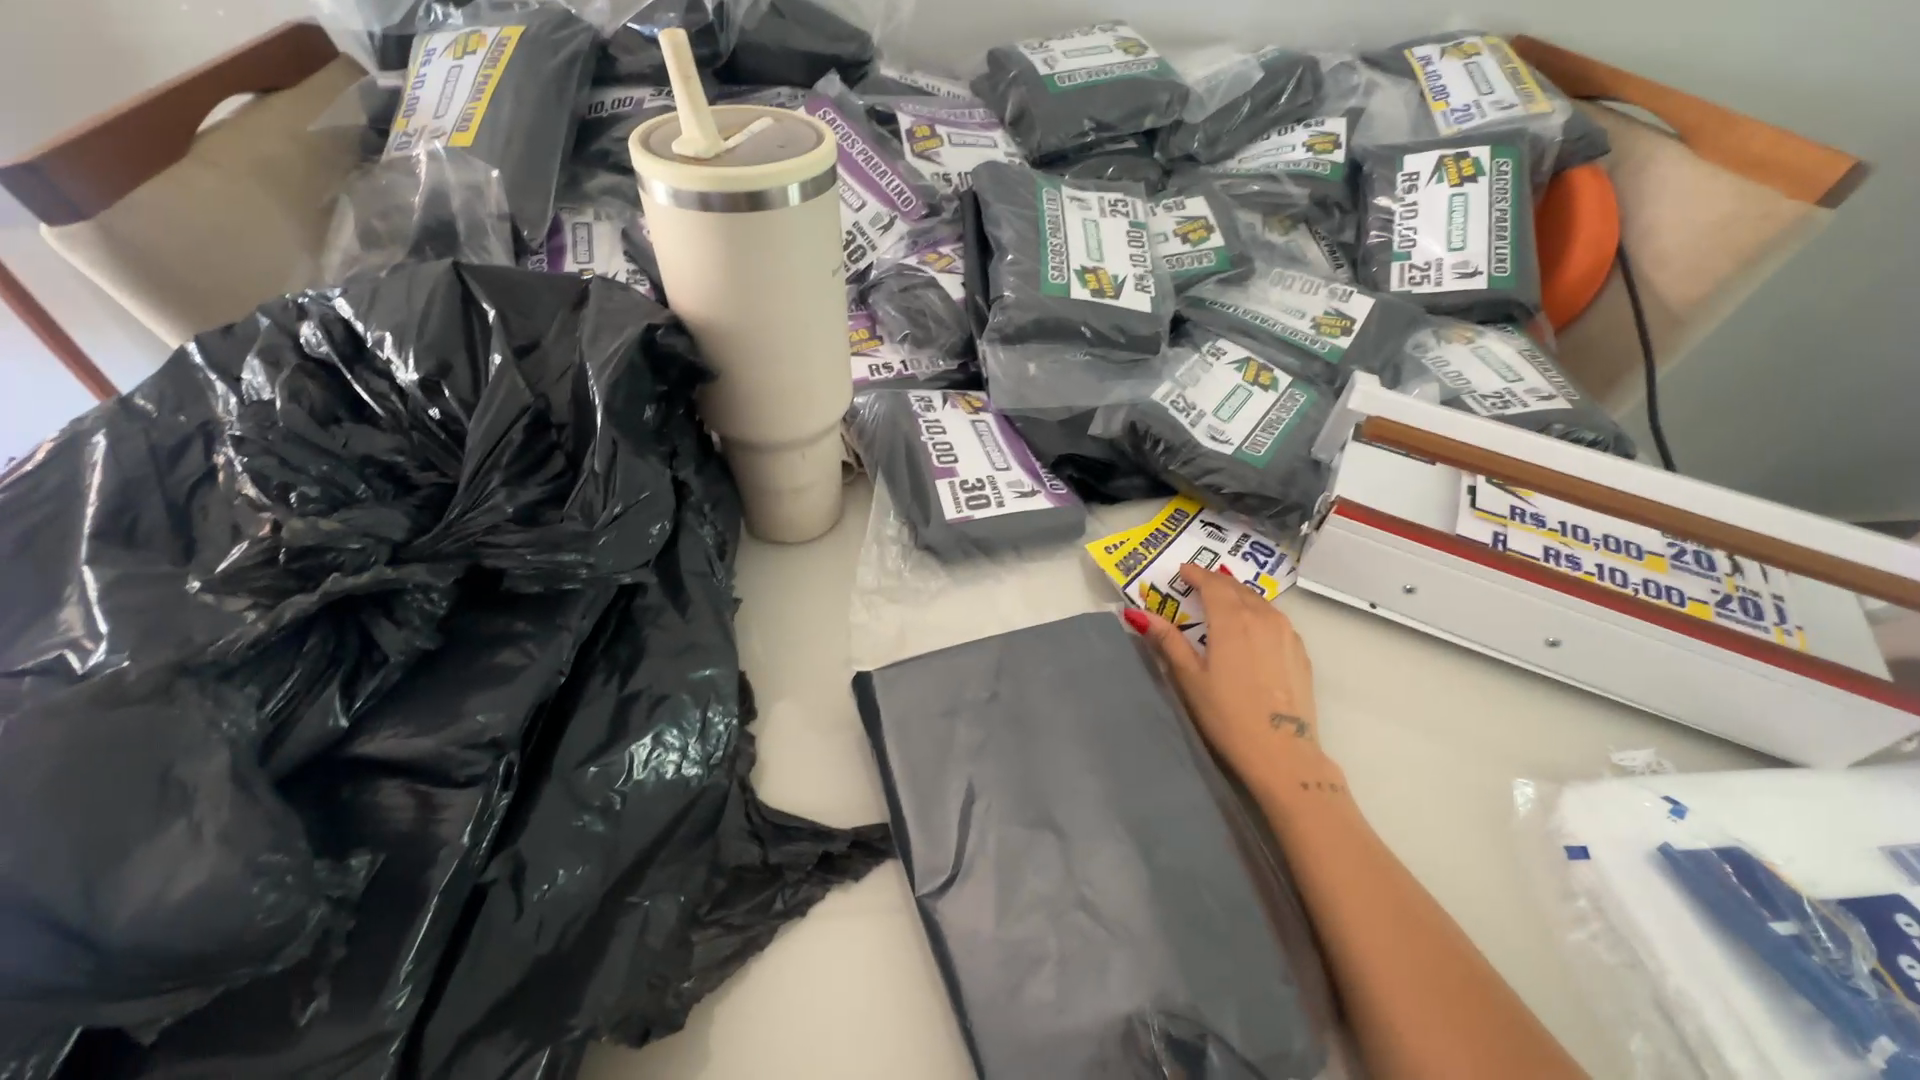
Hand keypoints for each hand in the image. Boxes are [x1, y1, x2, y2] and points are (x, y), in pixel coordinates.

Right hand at [1127, 564, 1344, 798]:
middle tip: (1197, 584)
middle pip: (1237, 588)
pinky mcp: (1299, 651)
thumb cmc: (1227, 715)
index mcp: (1232, 619)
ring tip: (1222, 603)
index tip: (1182, 571)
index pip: (1212, 583)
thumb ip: (1167, 641)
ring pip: (1259, 602)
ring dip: (1238, 596)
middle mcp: (1263, 617)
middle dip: (1215, 582)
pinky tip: (1250, 629)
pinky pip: (1275, 620)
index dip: (1195, 574)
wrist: (1282, 752)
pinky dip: (1257, 614)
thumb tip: (1138, 614)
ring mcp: (1287, 633)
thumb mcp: (1189, 678)